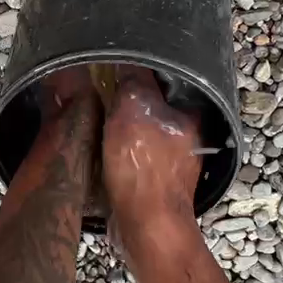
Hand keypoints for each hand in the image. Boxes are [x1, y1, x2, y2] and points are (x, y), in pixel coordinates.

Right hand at [101, 65, 201, 232]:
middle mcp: (186, 133)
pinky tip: (97, 146)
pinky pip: (131, 152)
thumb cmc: (142, 169)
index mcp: (191, 112)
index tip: (110, 64)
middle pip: (150, 102)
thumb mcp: (133, 109)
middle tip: (96, 89)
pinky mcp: (153, 179)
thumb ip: (132, 79)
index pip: (163, 75)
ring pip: (139, 128)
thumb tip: (124, 57)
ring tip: (92, 115)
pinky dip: (115, 147)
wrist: (146, 226)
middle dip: (123, 96)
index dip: (136, 67)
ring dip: (117, 123)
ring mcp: (171, 159)